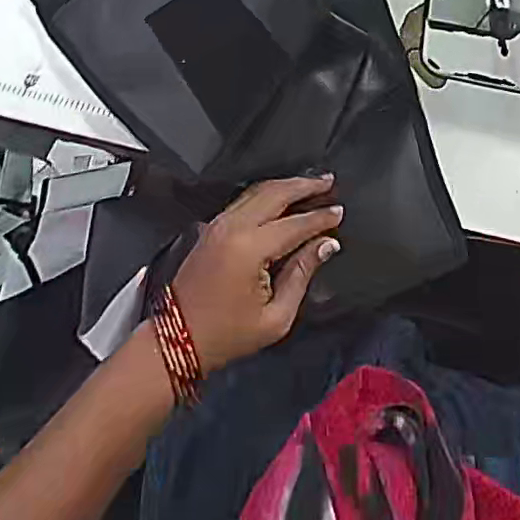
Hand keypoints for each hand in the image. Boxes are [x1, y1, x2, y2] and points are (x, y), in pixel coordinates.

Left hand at [170, 176, 342, 372]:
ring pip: (257, 191)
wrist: (179, 337)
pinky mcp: (212, 227)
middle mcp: (232, 226)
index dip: (320, 217)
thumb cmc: (228, 334)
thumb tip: (326, 245)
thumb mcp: (276, 316)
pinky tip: (282, 197)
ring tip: (311, 184)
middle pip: (274, 193)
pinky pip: (244, 200)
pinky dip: (267, 194)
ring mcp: (219, 223)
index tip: (340, 211)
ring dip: (285, 185)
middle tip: (328, 181)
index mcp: (248, 248)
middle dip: (304, 185)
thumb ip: (301, 273)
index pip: (294, 224)